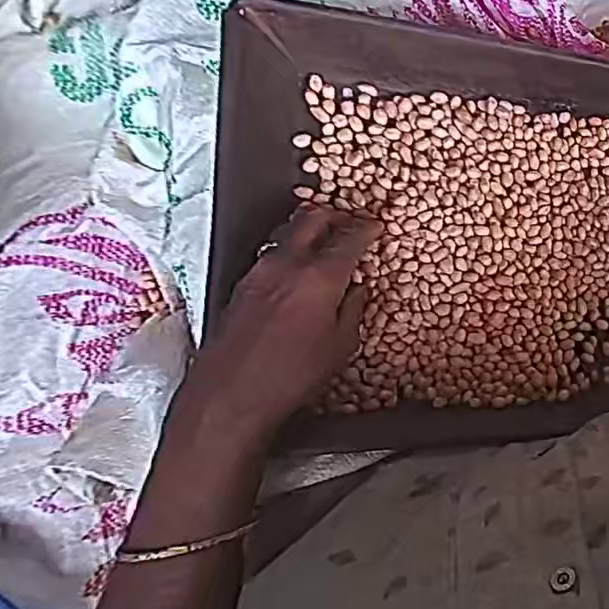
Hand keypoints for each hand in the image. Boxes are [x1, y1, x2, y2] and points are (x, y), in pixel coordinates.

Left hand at [175, 207, 379, 444]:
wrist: (231, 393)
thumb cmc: (293, 373)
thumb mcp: (342, 344)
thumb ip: (352, 308)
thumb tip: (357, 290)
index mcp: (320, 277)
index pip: (349, 239)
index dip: (366, 229)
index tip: (376, 226)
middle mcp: (287, 265)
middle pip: (311, 220)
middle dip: (335, 215)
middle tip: (352, 220)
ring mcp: (259, 272)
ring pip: (288, 234)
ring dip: (310, 229)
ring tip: (327, 238)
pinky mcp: (242, 286)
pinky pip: (272, 254)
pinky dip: (291, 250)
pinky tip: (300, 266)